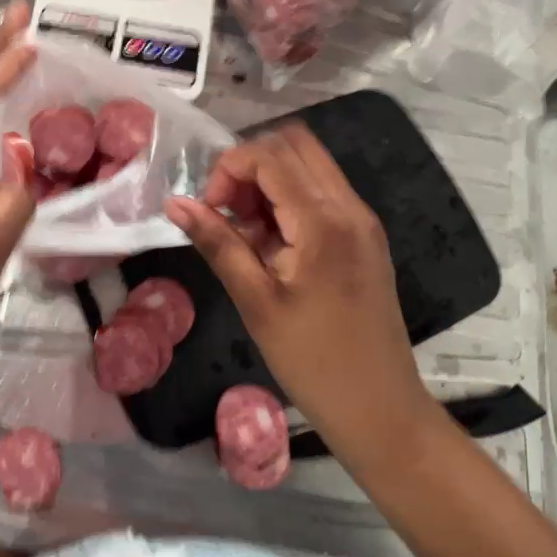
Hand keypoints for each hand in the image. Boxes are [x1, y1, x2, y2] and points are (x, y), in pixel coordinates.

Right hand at [166, 124, 442, 455]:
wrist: (381, 410)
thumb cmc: (313, 360)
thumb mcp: (256, 302)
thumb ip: (217, 243)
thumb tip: (175, 203)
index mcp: (324, 221)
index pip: (269, 156)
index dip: (229, 169)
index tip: (209, 209)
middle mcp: (349, 207)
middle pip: (294, 145)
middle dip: (250, 165)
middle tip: (228, 212)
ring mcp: (362, 220)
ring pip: (309, 165)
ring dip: (270, 180)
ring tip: (247, 231)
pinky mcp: (364, 237)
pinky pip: (322, 192)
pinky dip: (290, 199)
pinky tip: (272, 243)